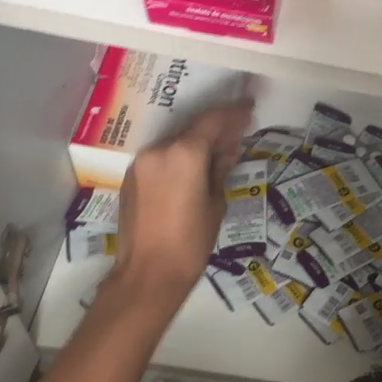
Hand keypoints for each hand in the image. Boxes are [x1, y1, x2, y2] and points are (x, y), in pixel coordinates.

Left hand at [110, 100, 252, 296]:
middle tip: (237, 135)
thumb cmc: (191, 243)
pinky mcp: (132, 177)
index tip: (249, 107)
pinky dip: (179, 158)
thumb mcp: (216, 204)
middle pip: (192, 128)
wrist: (148, 273)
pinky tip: (194, 171)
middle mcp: (159, 149)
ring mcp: (141, 162)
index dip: (234, 112)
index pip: (213, 121)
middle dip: (216, 129)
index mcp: (184, 153)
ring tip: (217, 156)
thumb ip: (220, 170)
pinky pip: (161, 158)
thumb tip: (224, 153)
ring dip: (196, 144)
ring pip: (175, 143)